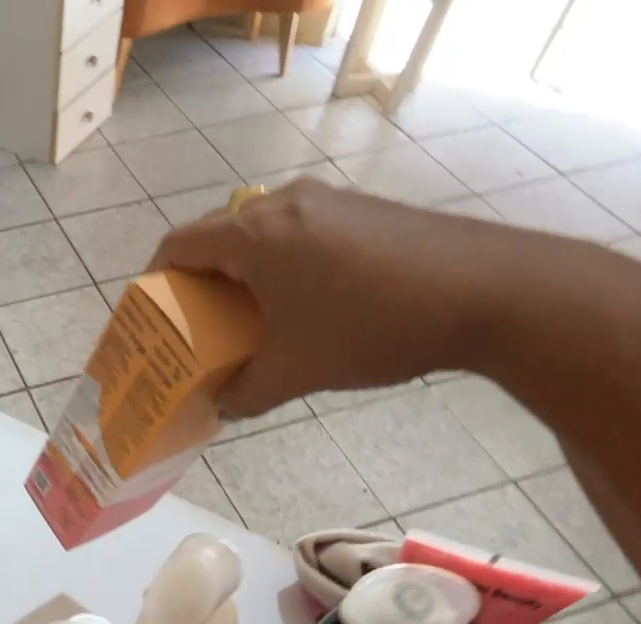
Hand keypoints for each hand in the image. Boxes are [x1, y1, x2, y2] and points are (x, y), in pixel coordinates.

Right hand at [147, 179, 564, 417]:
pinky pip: (297, 235)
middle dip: (197, 285)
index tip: (150, 318)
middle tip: (196, 330)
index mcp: (255, 235)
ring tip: (247, 323)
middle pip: (216, 237)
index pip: (178, 245)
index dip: (153, 282)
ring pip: (259, 236)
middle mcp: (284, 204)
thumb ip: (244, 394)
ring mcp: (328, 201)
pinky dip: (279, 268)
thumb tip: (222, 405)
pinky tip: (301, 308)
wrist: (489, 291)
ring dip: (241, 277)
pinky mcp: (361, 210)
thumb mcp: (296, 373)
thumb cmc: (373, 327)